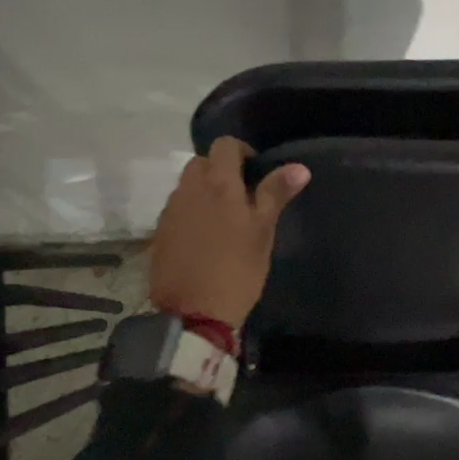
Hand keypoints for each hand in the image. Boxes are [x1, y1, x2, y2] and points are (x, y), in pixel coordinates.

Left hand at [149, 137, 309, 330]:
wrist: (193, 314)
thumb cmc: (237, 271)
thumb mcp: (262, 233)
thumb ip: (276, 195)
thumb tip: (299, 167)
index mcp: (217, 183)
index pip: (225, 145)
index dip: (242, 152)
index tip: (257, 175)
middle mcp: (188, 189)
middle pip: (202, 163)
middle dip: (221, 172)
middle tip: (243, 199)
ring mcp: (170, 211)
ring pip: (188, 186)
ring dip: (206, 193)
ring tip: (226, 222)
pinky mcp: (160, 233)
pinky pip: (178, 209)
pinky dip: (192, 213)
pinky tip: (206, 240)